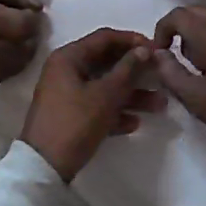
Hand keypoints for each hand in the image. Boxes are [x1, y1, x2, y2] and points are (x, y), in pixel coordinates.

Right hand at [0, 0, 43, 91]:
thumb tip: (38, 5)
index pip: (26, 25)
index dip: (31, 19)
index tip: (26, 15)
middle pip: (26, 47)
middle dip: (29, 37)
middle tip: (19, 30)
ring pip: (18, 64)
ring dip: (21, 52)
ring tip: (9, 42)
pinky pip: (3, 77)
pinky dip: (7, 66)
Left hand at [20, 29, 165, 181]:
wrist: (43, 168)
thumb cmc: (75, 123)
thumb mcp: (105, 95)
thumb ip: (127, 70)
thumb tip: (144, 50)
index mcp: (69, 57)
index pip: (105, 37)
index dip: (132, 40)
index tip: (156, 49)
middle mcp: (66, 70)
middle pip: (107, 62)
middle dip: (135, 72)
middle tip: (161, 76)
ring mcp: (67, 93)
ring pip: (105, 86)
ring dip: (131, 94)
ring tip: (160, 105)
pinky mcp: (70, 115)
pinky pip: (97, 105)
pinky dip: (115, 111)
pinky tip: (134, 123)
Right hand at [153, 6, 205, 156]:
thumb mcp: (196, 99)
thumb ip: (170, 72)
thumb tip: (158, 54)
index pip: (178, 15)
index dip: (162, 30)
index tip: (161, 51)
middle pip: (196, 11)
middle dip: (182, 30)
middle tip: (182, 59)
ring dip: (202, 32)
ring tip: (205, 64)